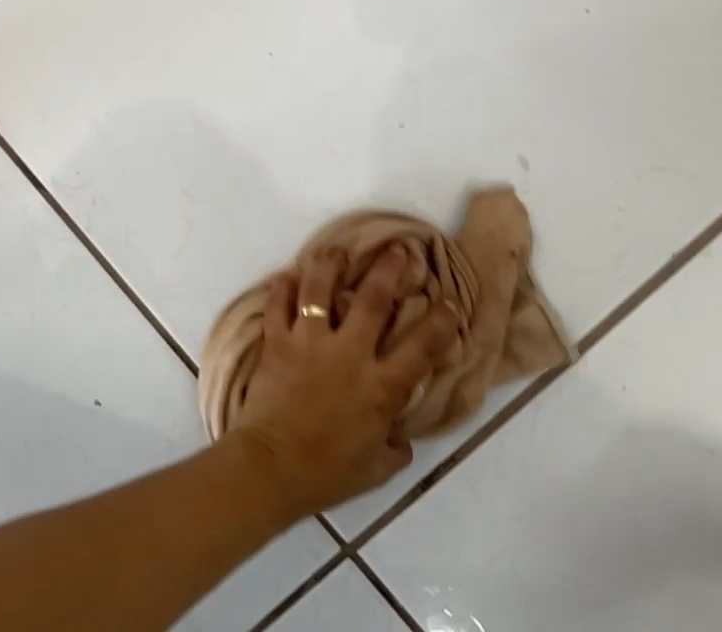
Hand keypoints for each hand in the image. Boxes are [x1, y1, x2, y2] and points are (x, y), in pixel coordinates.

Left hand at [226, 249, 461, 516]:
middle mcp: (349, 355)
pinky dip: (282, 288)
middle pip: (373, 299)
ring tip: (337, 250)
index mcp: (381, 386)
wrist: (271, 468)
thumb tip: (400, 437)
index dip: (440, 321)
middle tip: (398, 248)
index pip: (422, 346)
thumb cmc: (328, 473)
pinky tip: (288, 275)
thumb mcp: (377, 468)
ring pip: (320, 289)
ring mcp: (309, 343)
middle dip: (388, 268)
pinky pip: (278, 305)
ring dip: (330, 264)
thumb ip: (394, 447)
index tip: (450, 302)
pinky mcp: (276, 343)